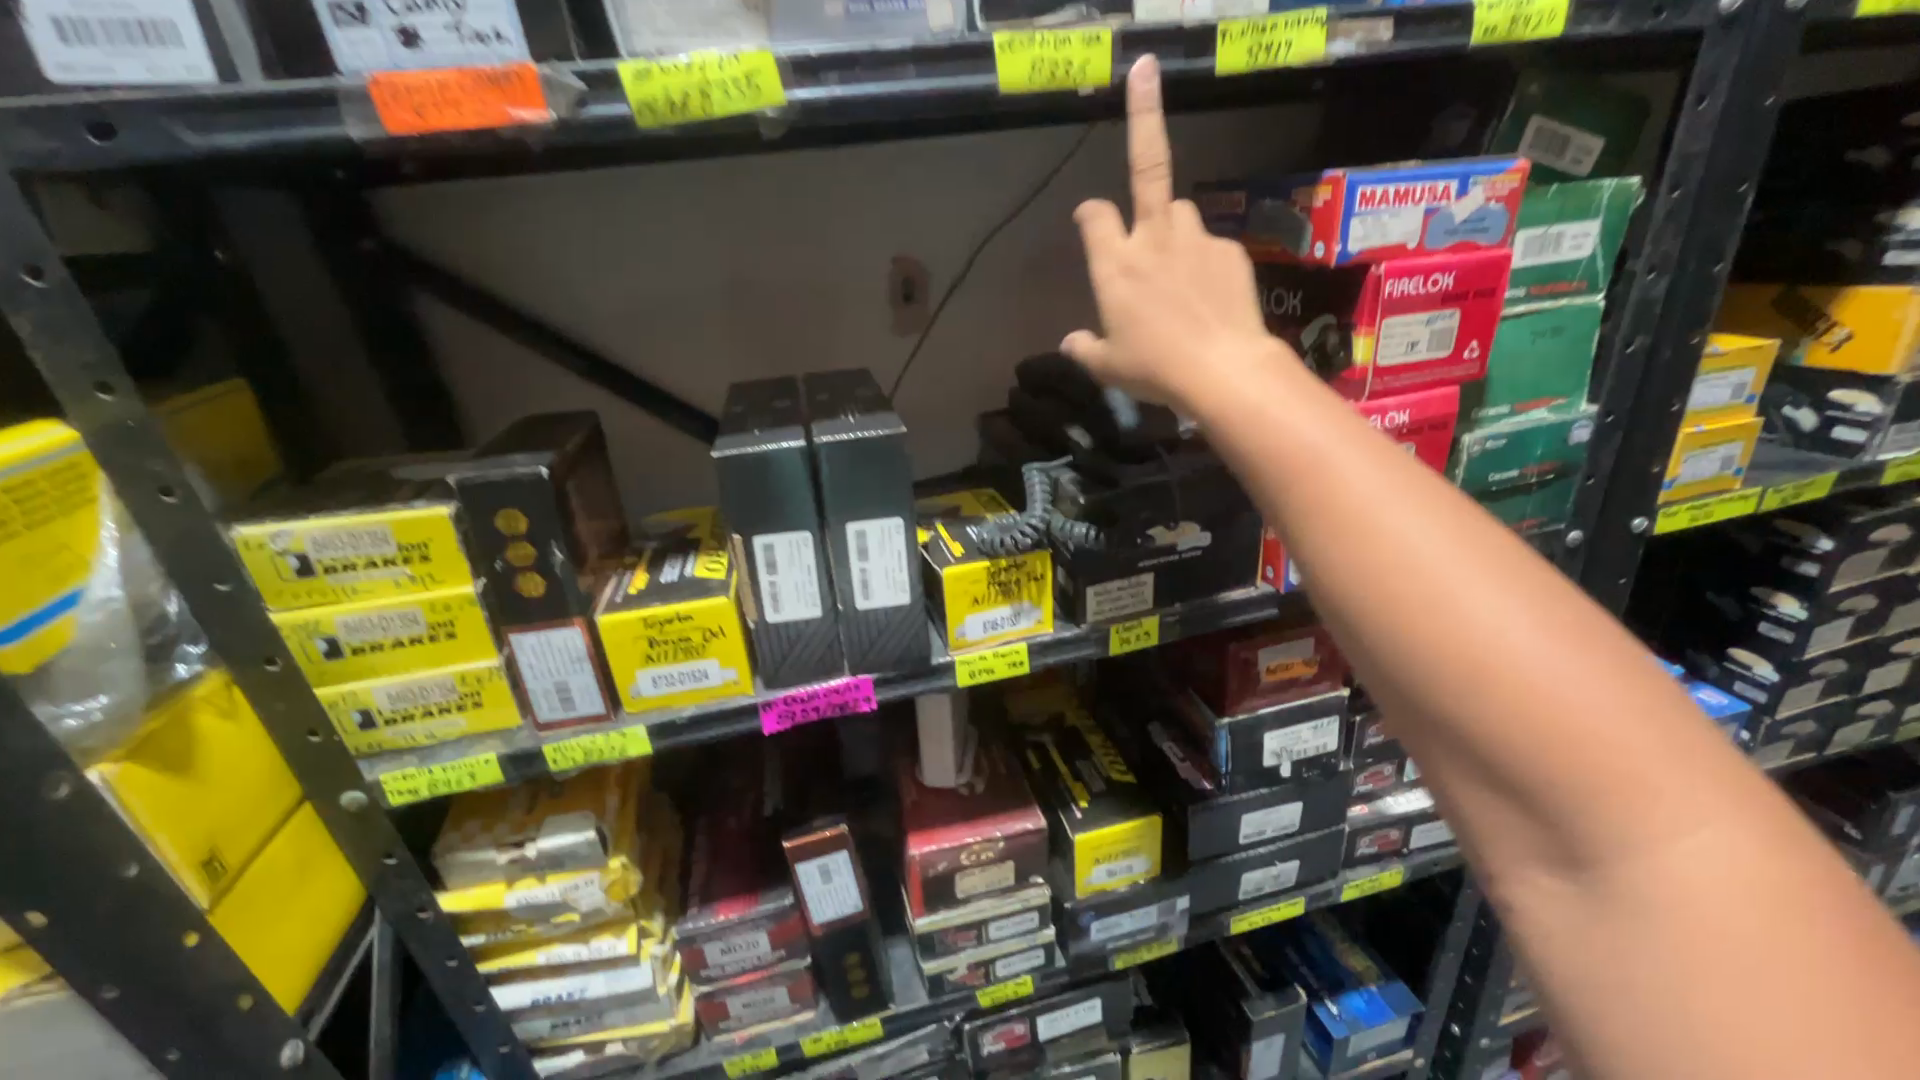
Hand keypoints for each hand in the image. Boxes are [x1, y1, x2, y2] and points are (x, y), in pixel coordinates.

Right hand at [1061, 55, 1295, 412]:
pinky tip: (1210, 296)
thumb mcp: (1107, 367)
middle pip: (1147, 164)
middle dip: (1144, 113)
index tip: (1089, 218)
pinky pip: (1210, 245)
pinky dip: (1205, 261)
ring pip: (1180, 210)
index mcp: (1114, 265)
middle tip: (1144, 70)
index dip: (1089, 214)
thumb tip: (1071, 342)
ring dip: (1172, 224)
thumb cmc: (1155, 369)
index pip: (1093, 216)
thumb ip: (1084, 349)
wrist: (1223, 371)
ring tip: (1178, 267)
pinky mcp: (1229, 250)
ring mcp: (1195, 239)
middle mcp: (1152, 238)